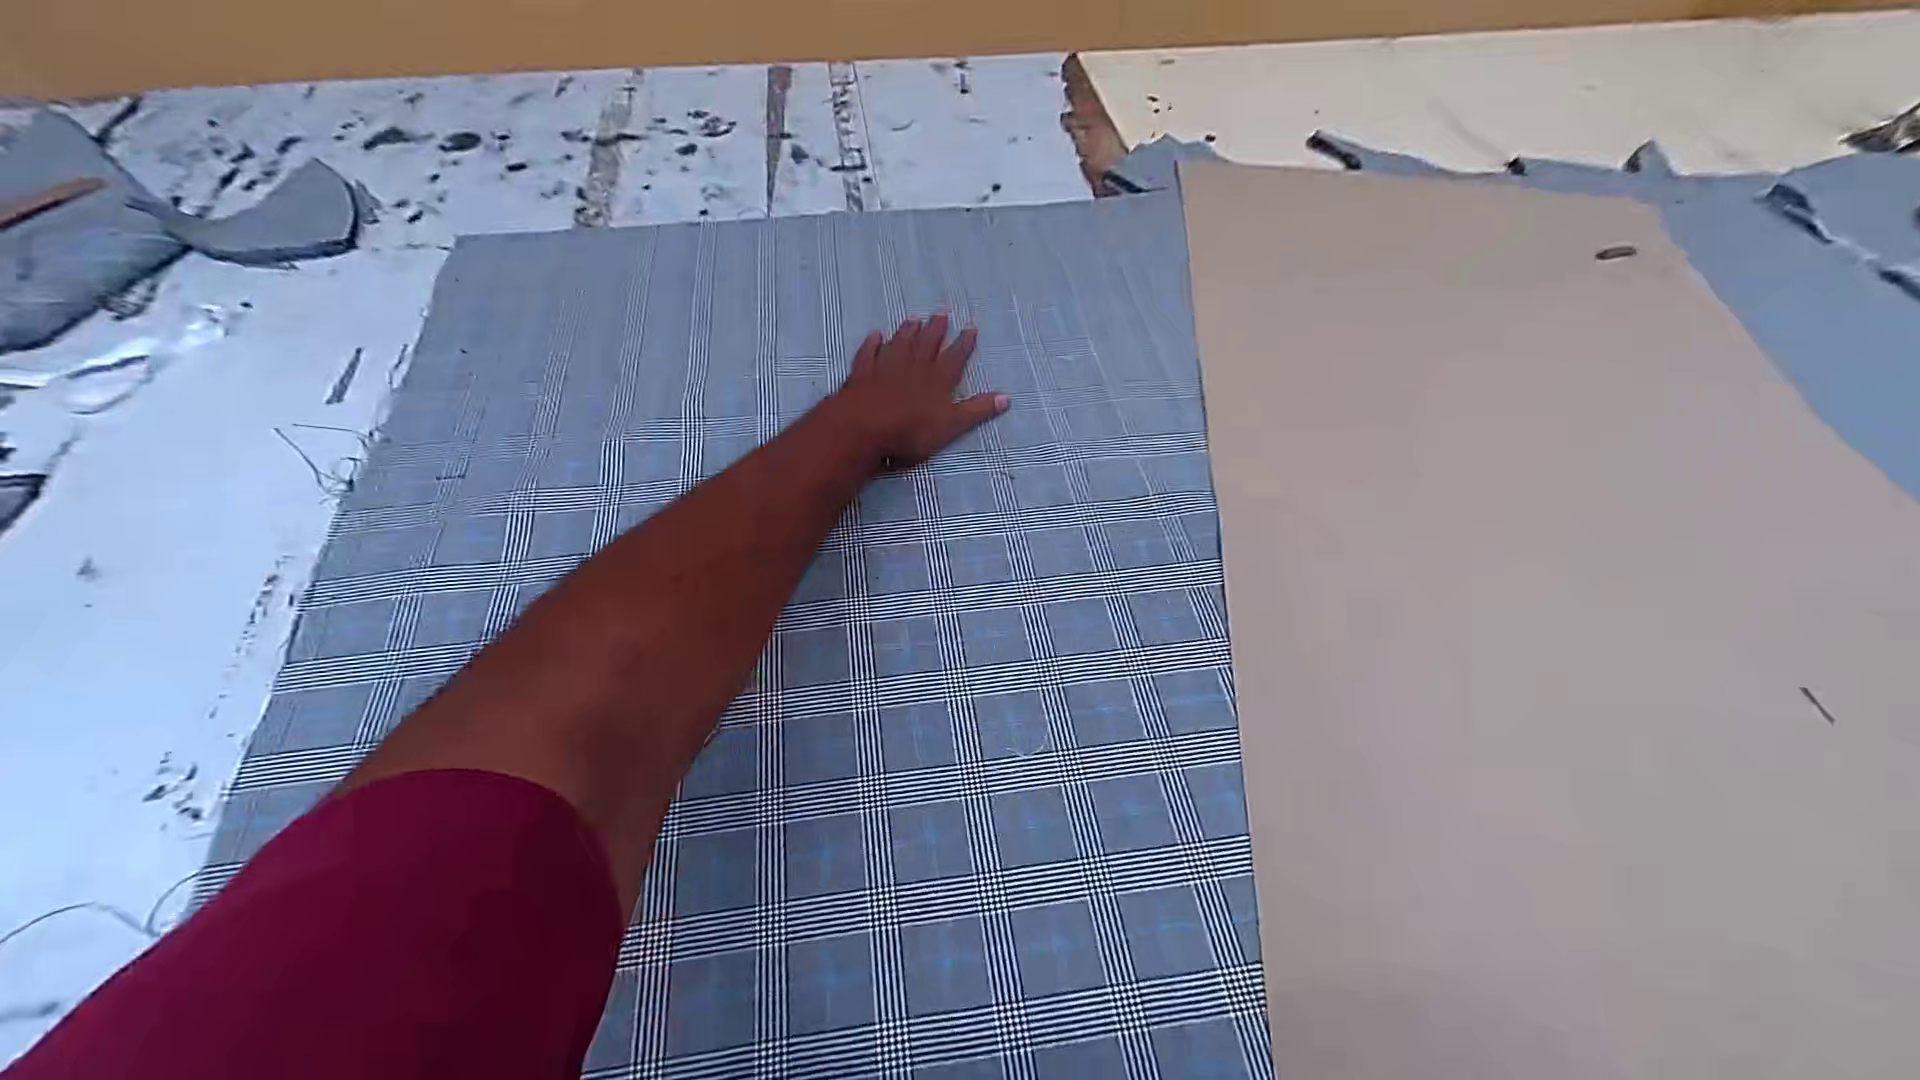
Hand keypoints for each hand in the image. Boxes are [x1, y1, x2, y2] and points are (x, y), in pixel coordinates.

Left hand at [829, 312, 1008, 470]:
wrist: (864, 428)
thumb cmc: (912, 430)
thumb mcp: (952, 425)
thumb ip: (976, 411)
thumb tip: (1006, 398)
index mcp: (938, 379)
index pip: (955, 357)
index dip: (964, 343)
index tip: (970, 327)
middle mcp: (914, 367)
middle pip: (927, 343)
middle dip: (936, 328)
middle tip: (942, 312)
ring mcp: (885, 367)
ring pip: (899, 343)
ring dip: (907, 331)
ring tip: (914, 318)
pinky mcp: (862, 374)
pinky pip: (868, 353)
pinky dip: (872, 343)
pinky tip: (875, 335)